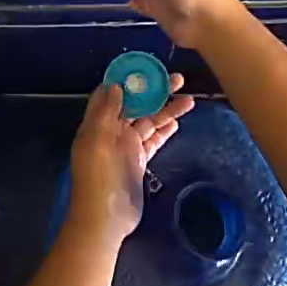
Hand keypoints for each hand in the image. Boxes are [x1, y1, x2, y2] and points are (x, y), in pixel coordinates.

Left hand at [68, 78, 194, 243]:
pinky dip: (164, 130)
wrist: (105, 218)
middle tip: (178, 79)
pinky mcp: (139, 161)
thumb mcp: (97, 140)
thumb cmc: (98, 178)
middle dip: (154, 91)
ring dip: (166, 110)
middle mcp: (112, 131)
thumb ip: (105, 112)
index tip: (148, 67)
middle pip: (135, 105)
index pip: (112, 93)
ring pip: (148, 121)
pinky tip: (177, 121)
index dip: (128, 79)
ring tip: (189, 99)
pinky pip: (153, 140)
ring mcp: (126, 146)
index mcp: (98, 123)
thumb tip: (115, 85)